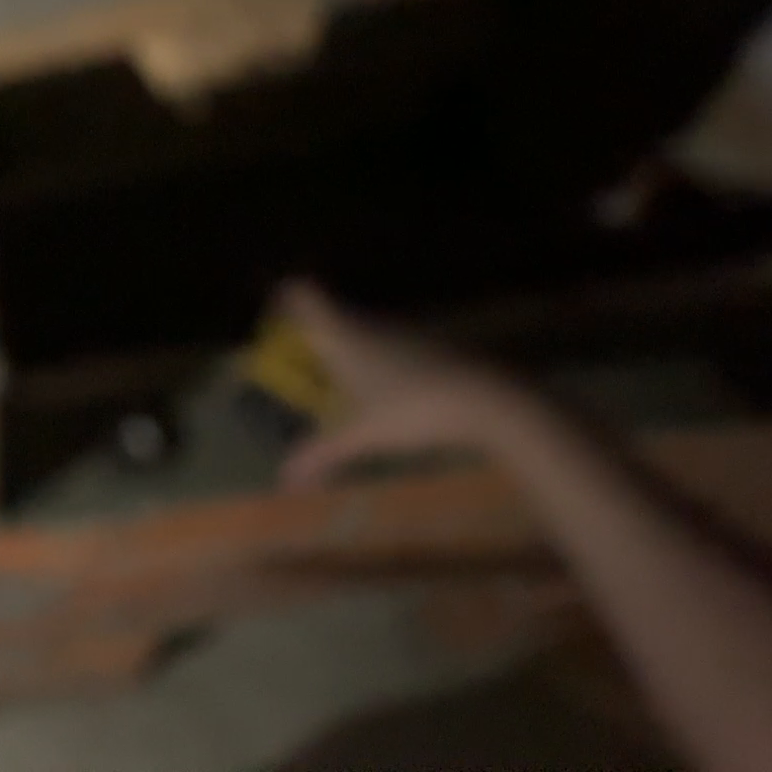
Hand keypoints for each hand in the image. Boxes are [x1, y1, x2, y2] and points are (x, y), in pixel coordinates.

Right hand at [279, 282, 549, 488]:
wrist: (497, 403)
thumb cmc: (414, 409)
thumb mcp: (362, 436)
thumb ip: (321, 453)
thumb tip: (284, 479)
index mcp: (342, 335)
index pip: (304, 293)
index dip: (285, 295)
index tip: (275, 313)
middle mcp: (368, 323)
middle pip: (330, 309)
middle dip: (312, 328)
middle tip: (300, 356)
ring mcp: (404, 330)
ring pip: (363, 326)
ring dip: (348, 344)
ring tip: (342, 379)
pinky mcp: (434, 344)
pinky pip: (392, 341)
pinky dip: (382, 357)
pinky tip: (390, 391)